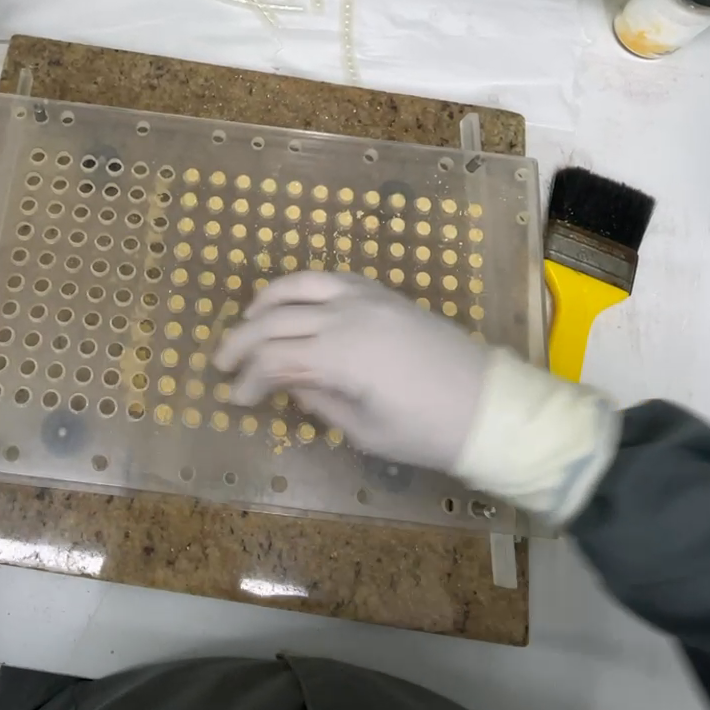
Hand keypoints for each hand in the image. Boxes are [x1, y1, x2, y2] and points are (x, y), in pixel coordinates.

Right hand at [214, 271, 486, 471]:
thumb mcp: (364, 430)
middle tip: (221, 363)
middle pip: (274, 321)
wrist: (489, 406)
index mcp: (340, 356)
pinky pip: (329, 278)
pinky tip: (291, 302)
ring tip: (247, 321)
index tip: (236, 401)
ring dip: (264, 303)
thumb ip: (317, 400)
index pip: (274, 360)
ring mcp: (364, 298)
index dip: (248, 380)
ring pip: (297, 286)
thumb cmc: (426, 431)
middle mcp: (345, 316)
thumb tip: (286, 382)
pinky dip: (301, 286)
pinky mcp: (381, 292)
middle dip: (241, 342)